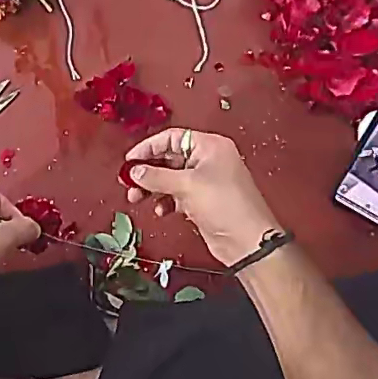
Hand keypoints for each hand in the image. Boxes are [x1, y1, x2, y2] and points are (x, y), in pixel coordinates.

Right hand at [124, 129, 280, 264]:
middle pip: (170, 157)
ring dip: (153, 187)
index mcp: (211, 146)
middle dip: (148, 170)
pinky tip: (161, 210)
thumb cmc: (227, 206)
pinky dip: (166, 200)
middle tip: (130, 182)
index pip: (173, 137)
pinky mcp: (204, 200)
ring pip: (172, 178)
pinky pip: (178, 194)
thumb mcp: (187, 186)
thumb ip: (157, 176)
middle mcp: (209, 160)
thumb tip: (135, 170)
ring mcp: (207, 180)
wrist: (247, 241)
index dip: (149, 147)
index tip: (130, 160)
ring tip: (137, 197)